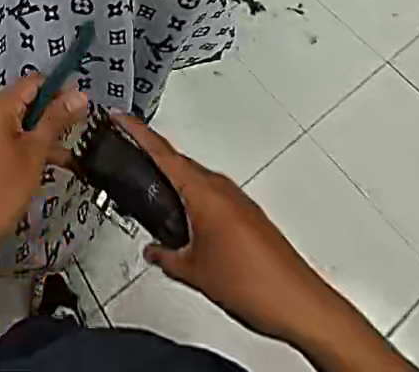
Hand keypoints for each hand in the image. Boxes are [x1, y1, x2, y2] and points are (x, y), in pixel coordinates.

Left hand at [0, 77, 86, 248]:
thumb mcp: (35, 153)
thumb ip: (57, 119)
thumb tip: (80, 94)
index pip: (35, 82)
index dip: (61, 91)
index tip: (82, 109)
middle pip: (27, 101)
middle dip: (52, 116)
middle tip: (76, 133)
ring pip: (19, 122)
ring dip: (42, 135)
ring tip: (67, 156)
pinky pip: (7, 137)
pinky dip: (25, 146)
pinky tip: (45, 166)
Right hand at [114, 114, 349, 346]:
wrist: (296, 302)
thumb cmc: (255, 283)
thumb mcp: (193, 272)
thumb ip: (166, 256)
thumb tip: (154, 251)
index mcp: (204, 192)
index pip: (163, 151)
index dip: (137, 131)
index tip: (122, 117)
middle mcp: (221, 187)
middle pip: (179, 161)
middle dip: (152, 155)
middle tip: (129, 150)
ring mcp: (235, 198)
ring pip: (195, 178)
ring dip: (173, 179)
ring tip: (152, 189)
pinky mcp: (245, 212)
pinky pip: (210, 193)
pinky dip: (192, 197)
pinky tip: (186, 219)